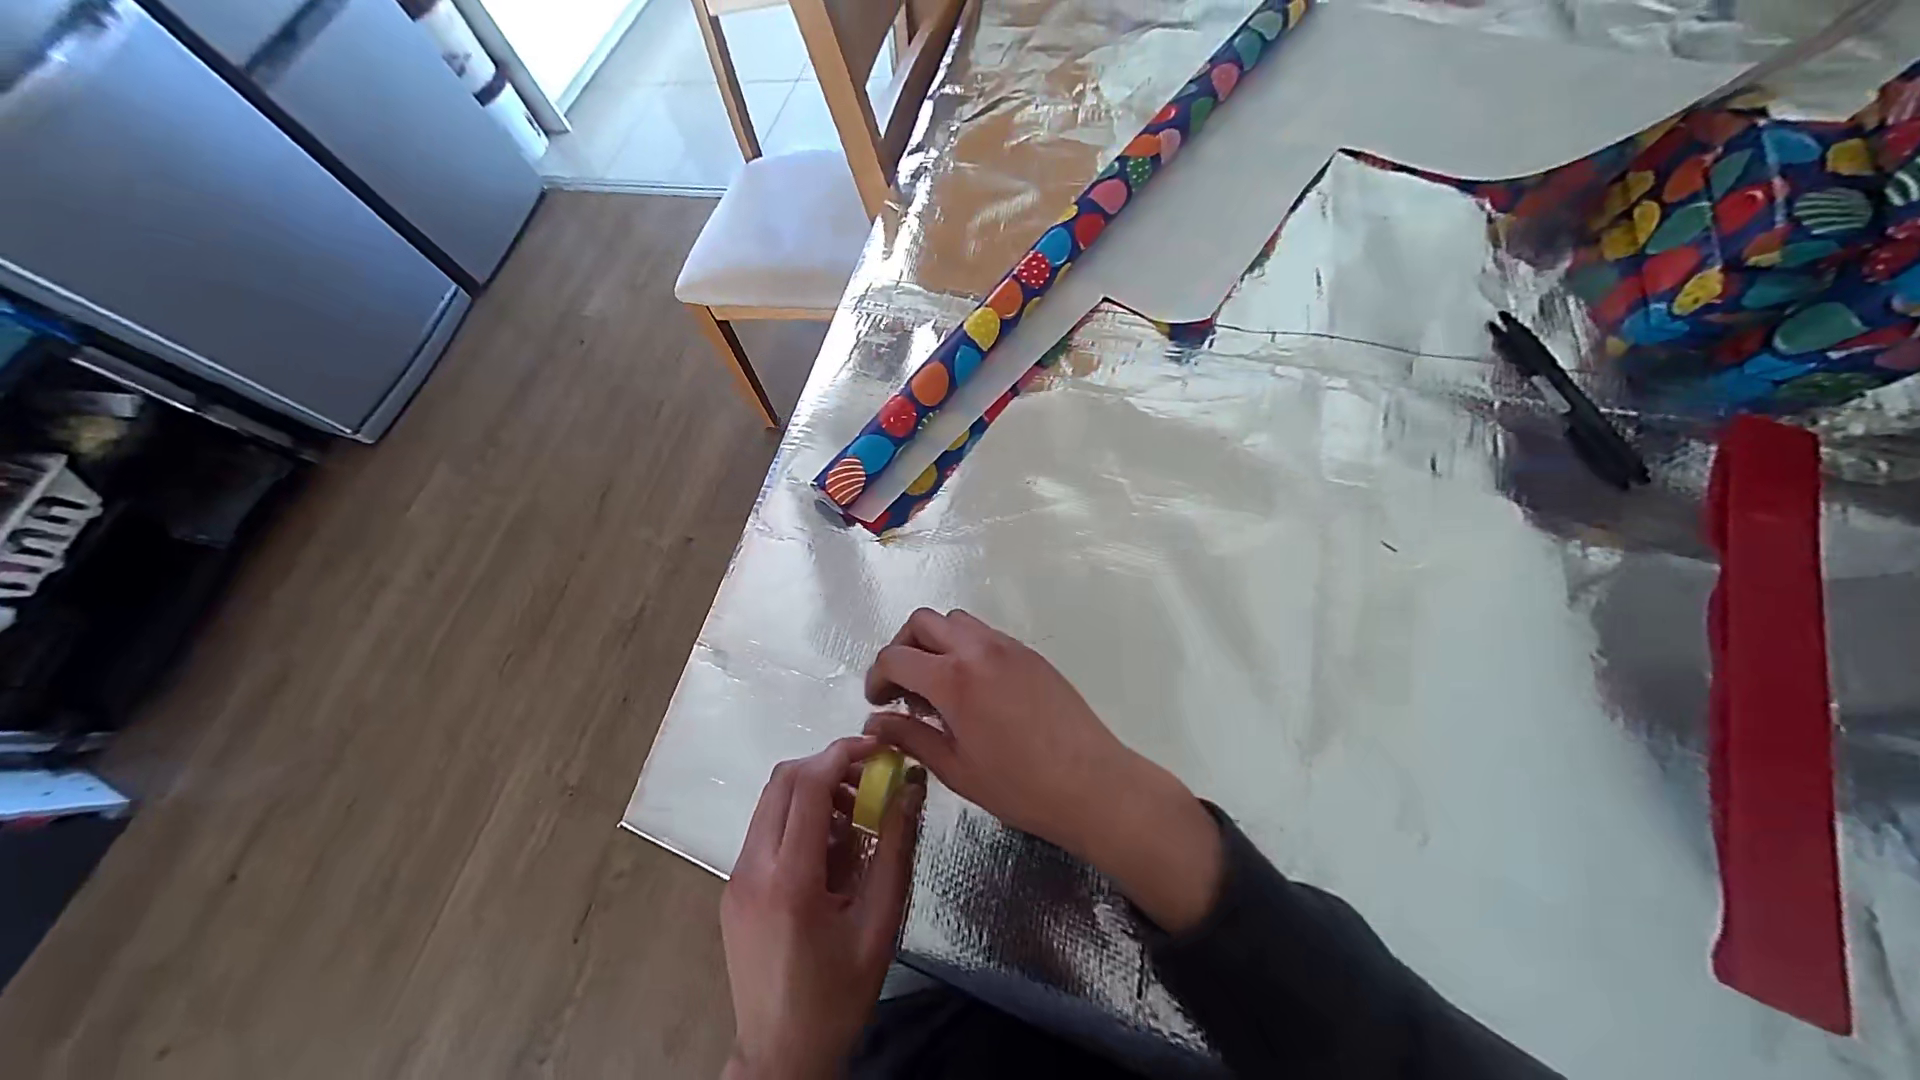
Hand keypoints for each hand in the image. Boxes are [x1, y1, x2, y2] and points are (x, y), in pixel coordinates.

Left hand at [721, 736, 924, 1079]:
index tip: (877, 746)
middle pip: (783, 781)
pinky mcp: (734, 887)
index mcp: (790, 880)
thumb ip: (895, 851)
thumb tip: (910, 791)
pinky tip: (831, 844)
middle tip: (870, 773)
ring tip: (857, 811)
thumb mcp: (879, 925)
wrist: (779, 1056)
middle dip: (829, 764)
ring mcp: (736, 877)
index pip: (809, 787)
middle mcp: (753, 869)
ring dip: (813, 788)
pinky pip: (766, 829)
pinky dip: (799, 816)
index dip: (843, 754)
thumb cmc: (837, 997)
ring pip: (772, 801)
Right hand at [863, 609, 1223, 932]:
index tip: (878, 703)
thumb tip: (873, 724)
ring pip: (956, 620)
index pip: (895, 657)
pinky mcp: (1030, 653)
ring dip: (935, 642)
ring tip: (939, 685)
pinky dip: (965, 647)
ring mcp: (1008, 646)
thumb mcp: (955, 768)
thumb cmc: (1019, 786)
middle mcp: (978, 649)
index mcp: (953, 679)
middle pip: (922, 622)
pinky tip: (973, 687)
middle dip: (902, 647)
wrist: (1092, 783)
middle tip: (903, 687)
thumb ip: (909, 737)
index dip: (876, 677)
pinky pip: (985, 634)